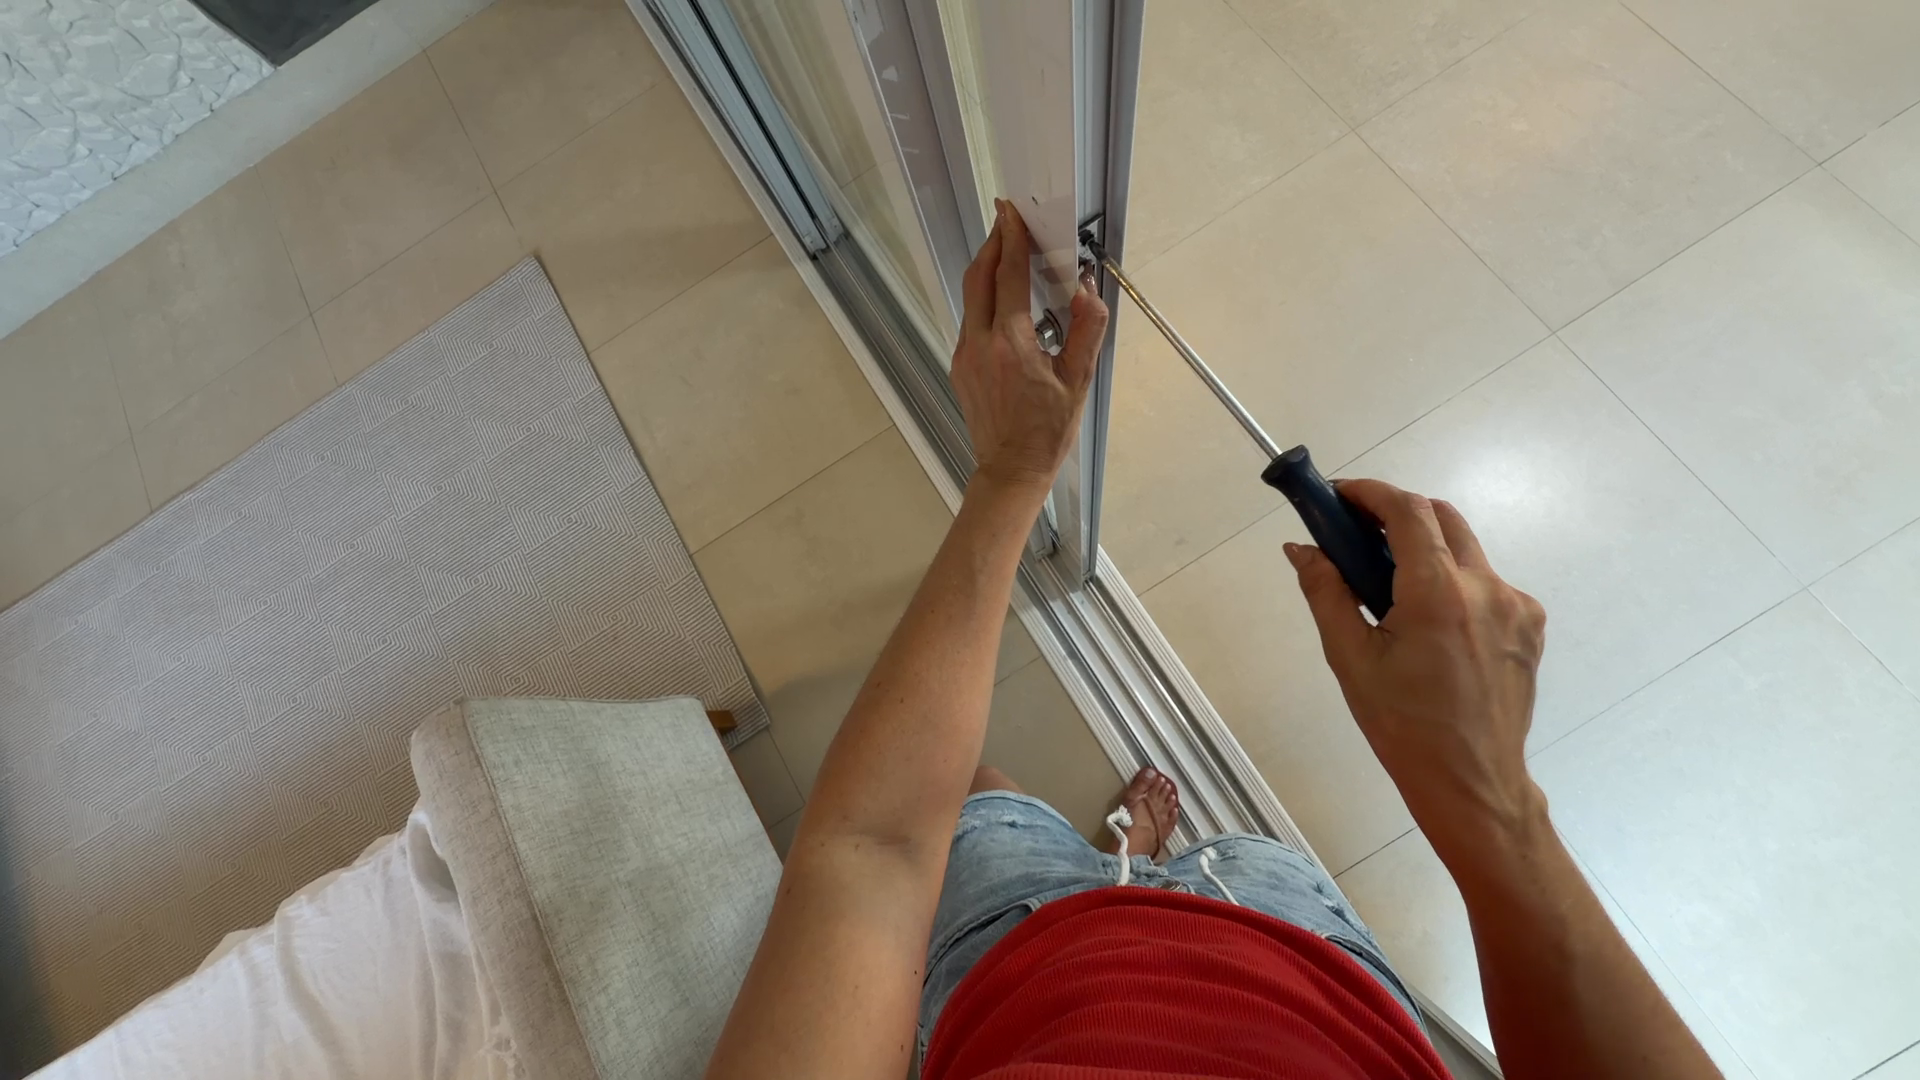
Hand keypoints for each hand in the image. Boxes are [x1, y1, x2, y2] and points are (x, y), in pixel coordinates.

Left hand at [951, 200, 1108, 493]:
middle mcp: (979, 344)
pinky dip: (984, 300)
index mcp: (1010, 343)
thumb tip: (1088, 288)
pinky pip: (970, 322)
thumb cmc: (1046, 431)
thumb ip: (1087, 329)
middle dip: (992, 245)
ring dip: (986, 271)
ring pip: (971, 299)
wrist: (1010, 469)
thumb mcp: (1077, 380)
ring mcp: (964, 356)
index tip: (1013, 213)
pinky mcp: (959, 368)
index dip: (1012, 239)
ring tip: (1005, 255)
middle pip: (979, 277)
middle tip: (1006, 222)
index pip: (1009, 275)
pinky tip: (1002, 302)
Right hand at [1285, 480, 1548, 870]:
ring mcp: (1518, 606)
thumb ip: (1326, 592)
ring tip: (1385, 583)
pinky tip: (1425, 617)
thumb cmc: (1400, 722)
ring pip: (1465, 549)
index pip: (1408, 512)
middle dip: (1395, 512)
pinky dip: (1449, 578)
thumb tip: (1301, 549)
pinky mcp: (1530, 626)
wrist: (1472, 781)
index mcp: (1438, 594)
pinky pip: (1484, 581)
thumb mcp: (1349, 657)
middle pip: (1442, 517)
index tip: (1337, 495)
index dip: (1370, 492)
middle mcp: (1488, 587)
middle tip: (1354, 532)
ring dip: (1422, 546)